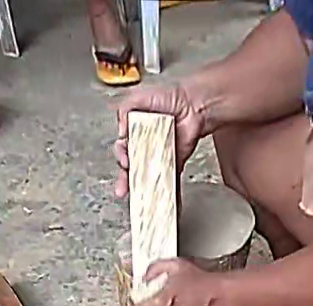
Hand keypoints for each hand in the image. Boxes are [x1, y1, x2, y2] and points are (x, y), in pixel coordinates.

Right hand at [113, 82, 209, 197]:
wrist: (191, 108)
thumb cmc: (167, 98)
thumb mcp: (138, 98)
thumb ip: (124, 111)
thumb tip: (121, 131)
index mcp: (134, 131)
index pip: (123, 148)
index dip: (121, 156)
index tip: (125, 161)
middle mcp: (145, 145)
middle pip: (132, 166)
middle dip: (125, 178)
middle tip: (124, 187)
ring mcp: (159, 157)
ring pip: (147, 176)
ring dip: (140, 187)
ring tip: (137, 195)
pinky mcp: (174, 164)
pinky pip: (168, 180)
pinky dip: (165, 191)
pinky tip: (160, 200)